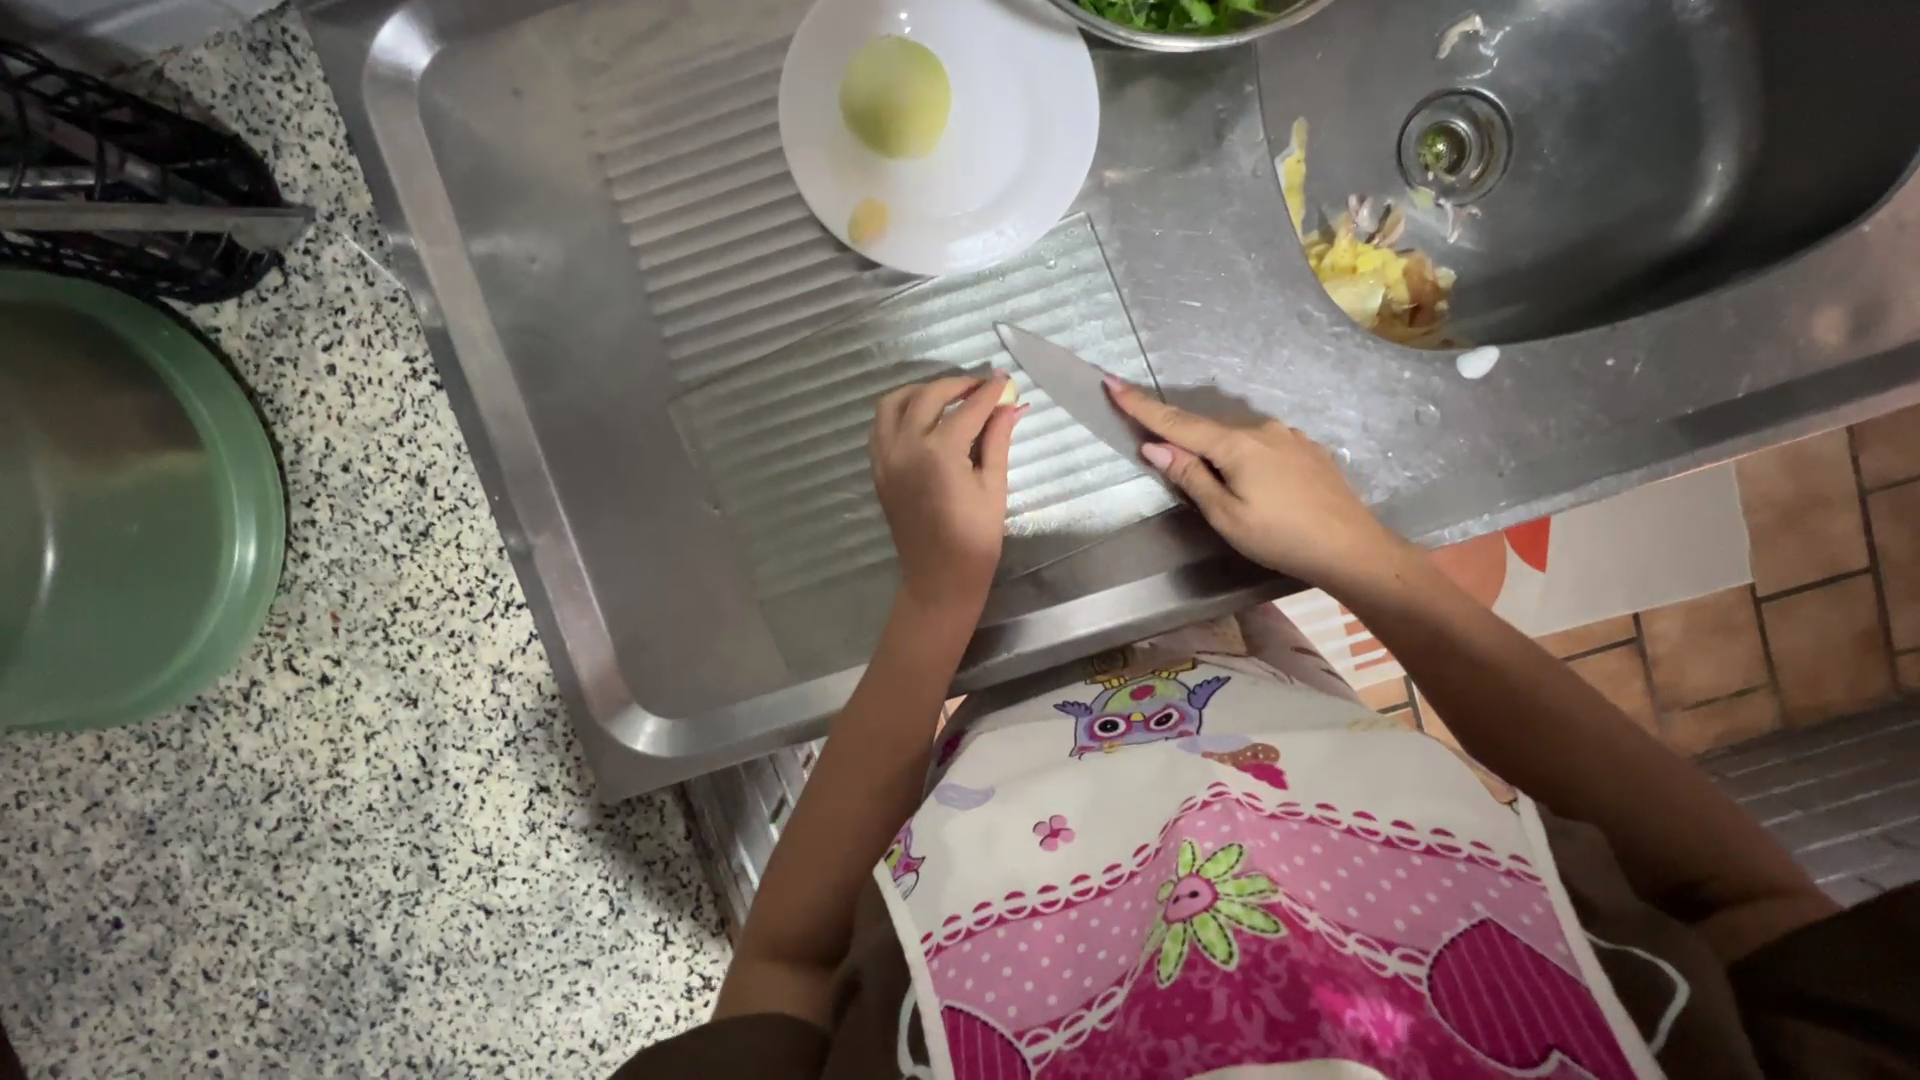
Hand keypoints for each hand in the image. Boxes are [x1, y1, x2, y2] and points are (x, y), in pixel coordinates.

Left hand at [871, 373, 1026, 614]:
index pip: (968, 409)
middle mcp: (905, 447)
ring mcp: (885, 458)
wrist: (939, 579)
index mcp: (939, 453)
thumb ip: (998, 440)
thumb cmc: (976, 539)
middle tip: (980, 388)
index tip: (1004, 379)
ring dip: (920, 393)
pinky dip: (899, 413)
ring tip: (947, 398)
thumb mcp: (994, 486)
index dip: (989, 392)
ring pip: (893, 404)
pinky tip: (923, 419)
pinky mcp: (877, 470)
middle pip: (928, 396)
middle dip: (956, 385)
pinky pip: (881, 427)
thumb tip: (1010, 405)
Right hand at [1105, 376, 1407, 590]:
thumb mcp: (1226, 515)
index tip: (1111, 383)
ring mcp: (1288, 436)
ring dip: (1217, 453)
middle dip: (1181, 439)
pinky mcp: (1306, 449)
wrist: (1352, 548)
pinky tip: (1255, 484)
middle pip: (1207, 429)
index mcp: (1236, 445)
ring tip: (1221, 489)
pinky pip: (1261, 444)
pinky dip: (1243, 456)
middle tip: (1165, 462)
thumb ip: (1190, 477)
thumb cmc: (1281, 538)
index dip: (1141, 405)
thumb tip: (1155, 446)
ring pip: (1236, 437)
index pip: (1176, 422)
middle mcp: (1262, 429)